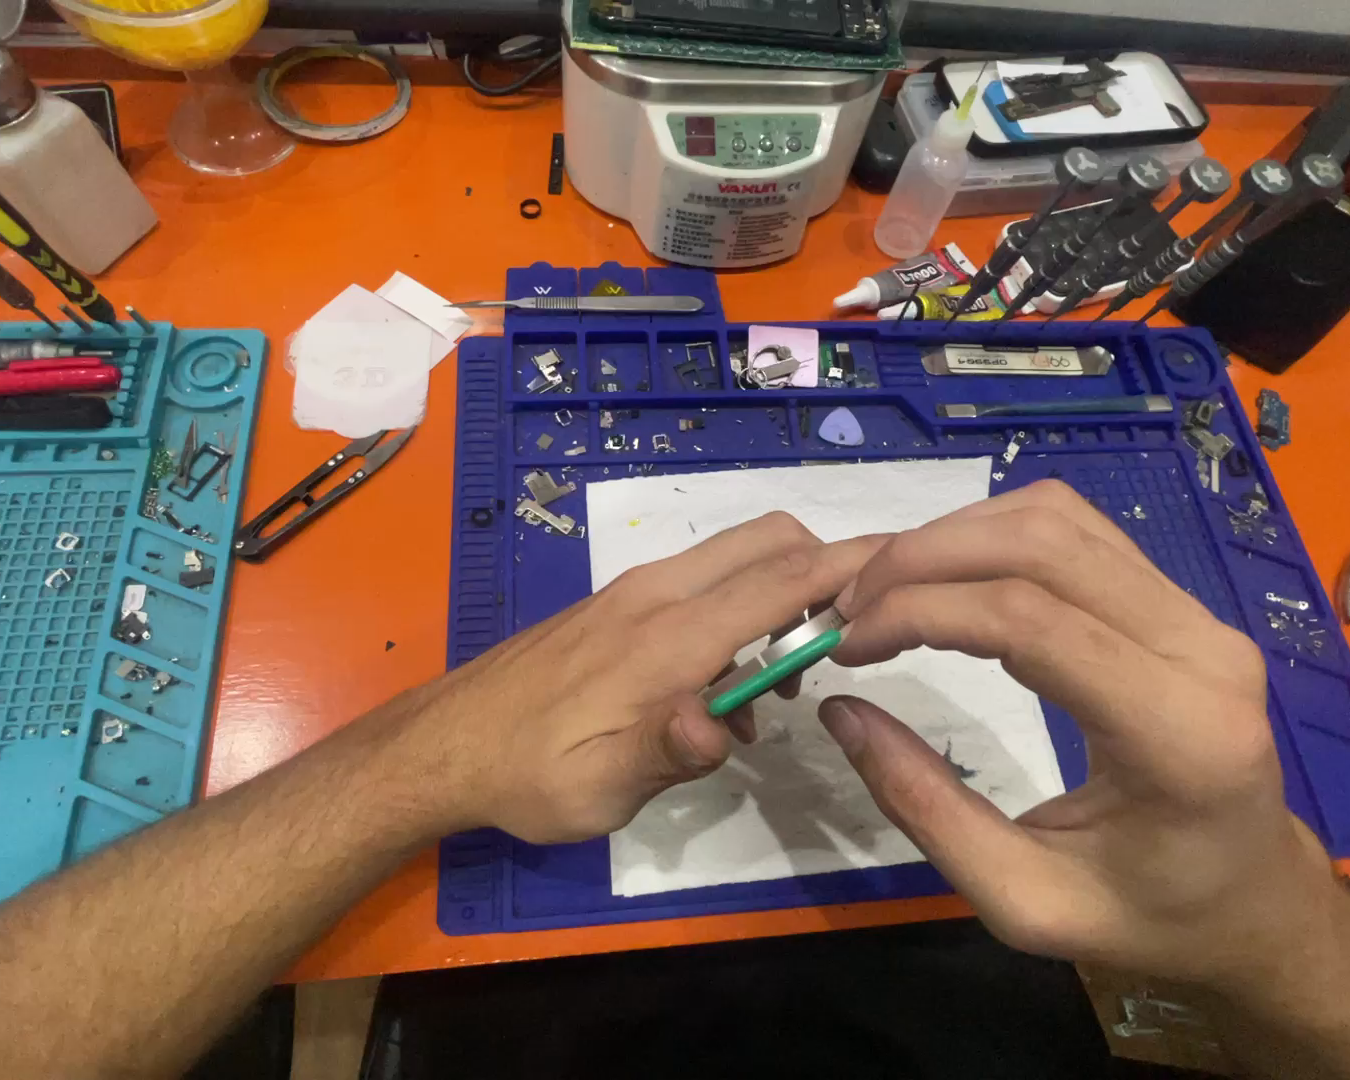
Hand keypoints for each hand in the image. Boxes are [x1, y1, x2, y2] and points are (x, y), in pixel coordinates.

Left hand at [396, 512, 881, 844]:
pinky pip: (702, 580)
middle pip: (766, 540)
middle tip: (841, 633)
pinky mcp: (619, 602)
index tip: (903, 568)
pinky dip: (737, 605)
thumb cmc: (528, 773)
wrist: (446, 741)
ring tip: (769, 685)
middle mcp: (658, 593)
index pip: (778, 582)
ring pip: (736, 555)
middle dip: (822, 564)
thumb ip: (670, 750)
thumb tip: (724, 724)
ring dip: (777, 593)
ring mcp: (635, 590)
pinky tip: (718, 683)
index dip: (848, 570)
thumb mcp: (601, 787)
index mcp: (667, 639)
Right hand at [818, 480, 1340, 990]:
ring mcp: (1195, 613)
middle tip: (851, 605)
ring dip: (949, 536)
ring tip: (885, 587)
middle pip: (1039, 544)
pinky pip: (1070, 526)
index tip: (845, 641)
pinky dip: (987, 532)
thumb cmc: (1147, 915)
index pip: (1027, 620)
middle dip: (920, 557)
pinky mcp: (1175, 599)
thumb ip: (924, 808)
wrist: (1257, 903)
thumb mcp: (1022, 900)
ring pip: (1053, 518)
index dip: (918, 611)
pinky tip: (944, 574)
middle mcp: (1200, 649)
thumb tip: (841, 711)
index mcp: (1176, 734)